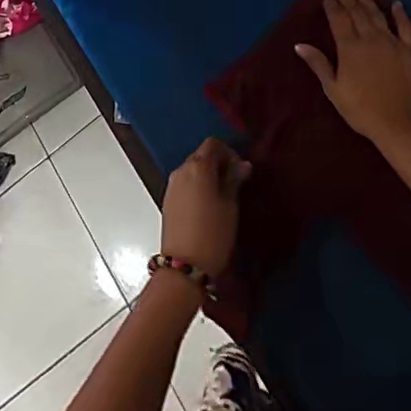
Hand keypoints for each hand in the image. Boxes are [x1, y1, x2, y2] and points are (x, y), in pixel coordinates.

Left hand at [160, 137, 251, 277]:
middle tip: (235, 182)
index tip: (241, 169)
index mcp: (197, 167)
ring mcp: (171, 187)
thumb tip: (243, 164)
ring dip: (207, 175)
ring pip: (192, 170)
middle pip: (200, 155)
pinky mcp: (167, 201)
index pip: (212, 144)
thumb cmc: (213, 234)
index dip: (229, 152)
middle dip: (218, 163)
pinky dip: (197, 186)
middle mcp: (180, 171)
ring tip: (223, 196)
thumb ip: (234, 180)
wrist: (184, 267)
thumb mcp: (230, 206)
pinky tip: (208, 205)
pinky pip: (185, 184)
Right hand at [296, 0, 410, 149]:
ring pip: (377, 14)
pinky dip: (400, 14)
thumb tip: (300, 45)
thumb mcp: (334, 90)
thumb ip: (319, 64)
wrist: (402, 124)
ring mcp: (393, 43)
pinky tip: (396, 4)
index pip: (338, 19)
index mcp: (349, 48)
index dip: (331, 5)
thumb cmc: (362, 111)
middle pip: (356, 12)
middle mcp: (371, 39)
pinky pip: (406, 27)